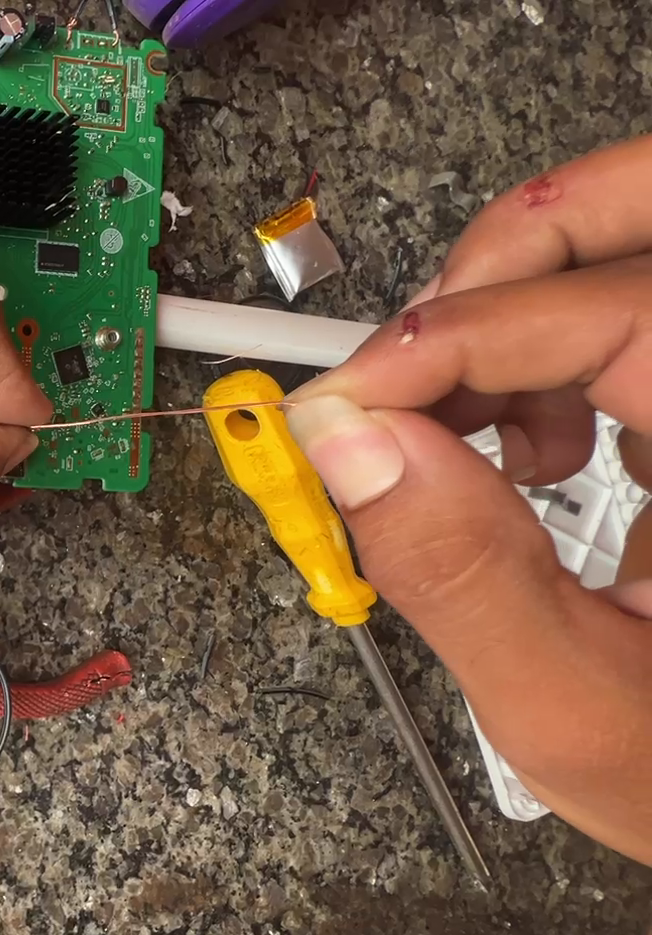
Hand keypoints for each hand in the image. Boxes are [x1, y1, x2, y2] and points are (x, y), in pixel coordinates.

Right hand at [286, 135, 651, 861]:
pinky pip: (624, 307)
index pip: (613, 312)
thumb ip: (457, 571)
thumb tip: (342, 446)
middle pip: (646, 217)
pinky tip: (527, 445)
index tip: (326, 416)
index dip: (438, 348)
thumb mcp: (571, 705)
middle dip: (488, 278)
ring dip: (503, 317)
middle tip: (399, 377)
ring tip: (460, 430)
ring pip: (627, 247)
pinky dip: (539, 351)